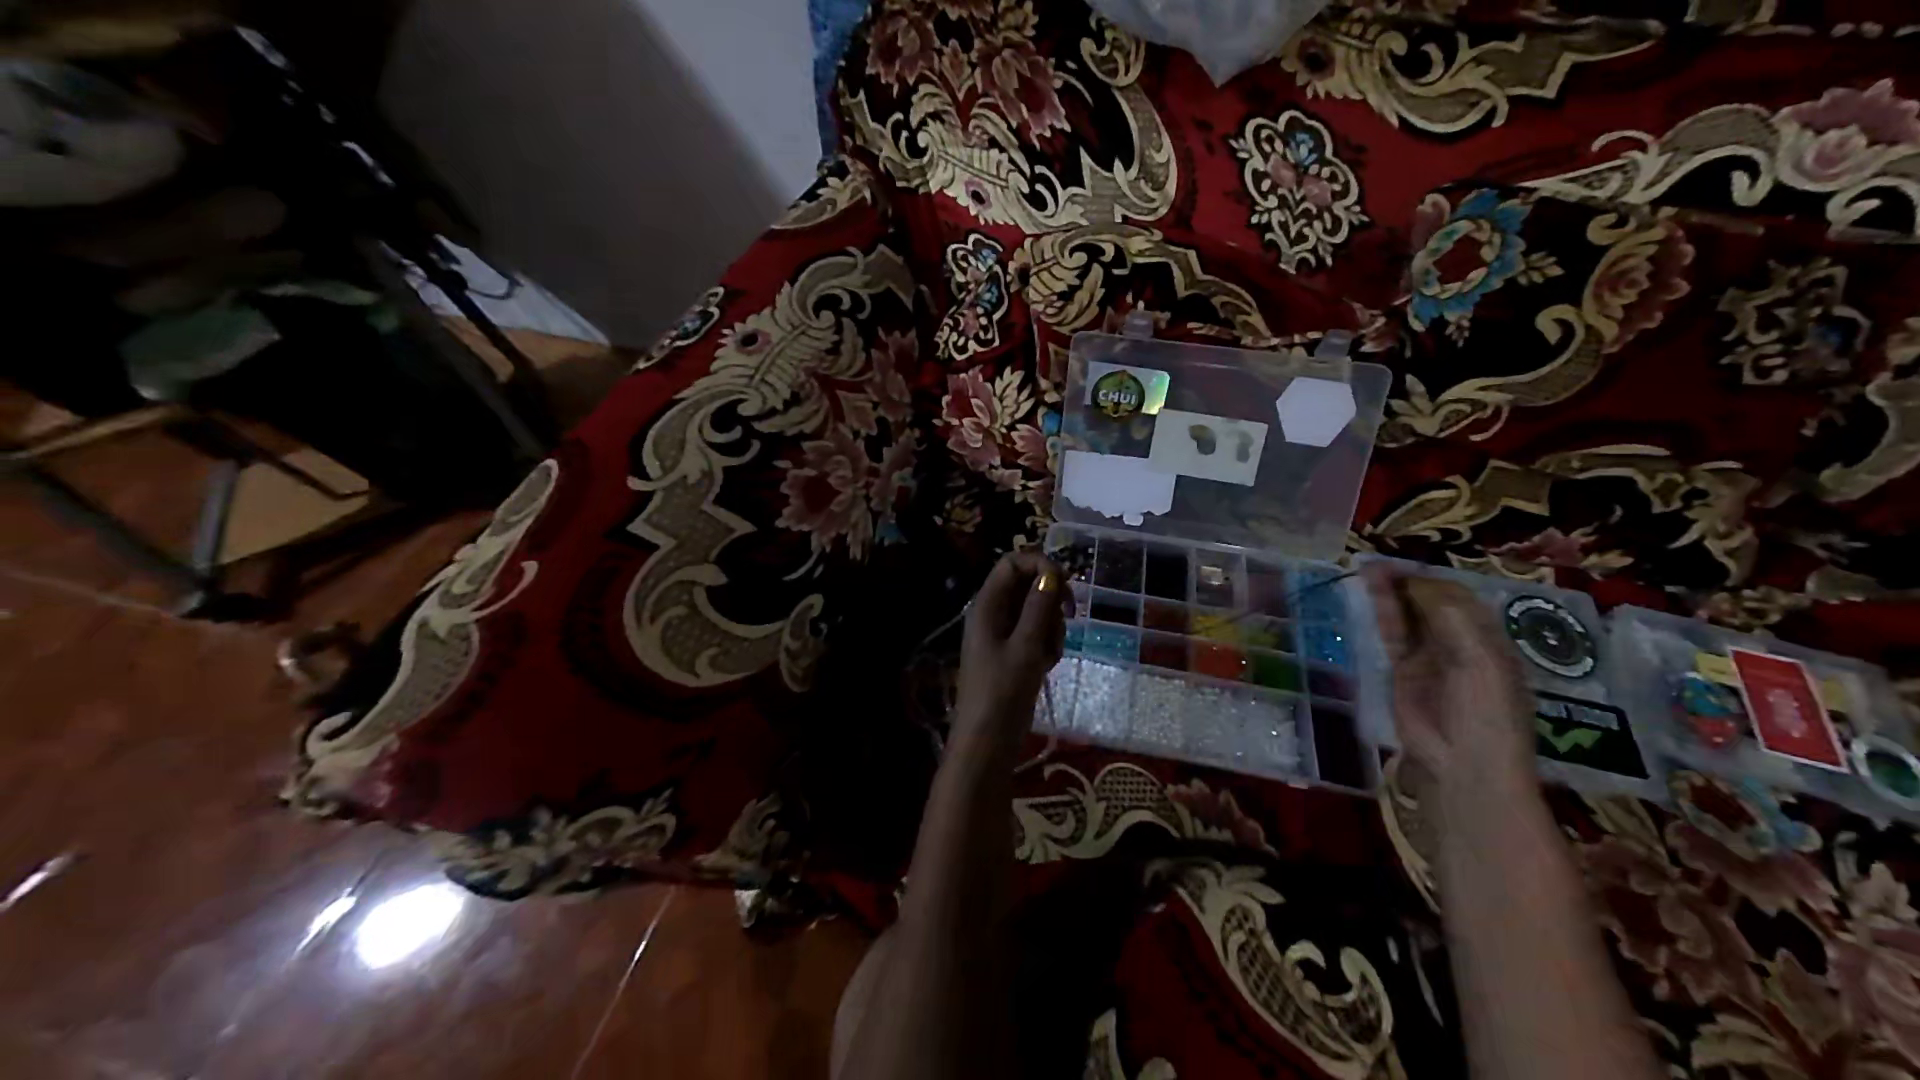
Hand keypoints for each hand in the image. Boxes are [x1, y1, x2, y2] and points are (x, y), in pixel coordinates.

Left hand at [952, 551, 1067, 752]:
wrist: (988, 741)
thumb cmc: (1003, 692)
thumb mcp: (1026, 647)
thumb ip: (1039, 607)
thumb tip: (1052, 573)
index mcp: (987, 605)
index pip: (1012, 563)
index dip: (1040, 565)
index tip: (1066, 585)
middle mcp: (993, 614)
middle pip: (1027, 585)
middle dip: (1051, 600)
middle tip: (1066, 620)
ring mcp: (1004, 635)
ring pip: (1037, 611)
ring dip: (1051, 626)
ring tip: (1049, 654)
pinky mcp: (1015, 654)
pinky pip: (1037, 634)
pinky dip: (1047, 644)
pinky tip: (1047, 665)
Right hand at [1363, 565, 1535, 794]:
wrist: (1464, 762)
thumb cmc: (1485, 711)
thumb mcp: (1478, 659)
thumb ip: (1449, 617)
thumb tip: (1413, 582)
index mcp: (1488, 638)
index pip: (1457, 597)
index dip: (1429, 578)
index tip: (1401, 564)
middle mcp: (1460, 643)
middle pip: (1430, 603)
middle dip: (1406, 581)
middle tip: (1375, 563)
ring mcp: (1430, 658)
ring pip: (1409, 616)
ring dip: (1390, 594)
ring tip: (1366, 571)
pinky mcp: (1403, 673)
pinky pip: (1393, 636)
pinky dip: (1382, 615)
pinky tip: (1371, 598)